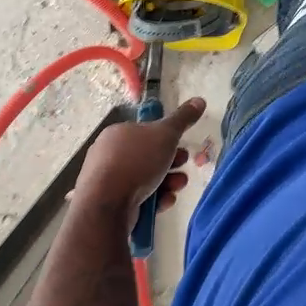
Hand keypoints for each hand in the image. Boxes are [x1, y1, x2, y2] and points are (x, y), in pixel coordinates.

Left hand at [75, 97, 206, 225]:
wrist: (107, 205)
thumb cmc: (137, 161)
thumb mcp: (166, 133)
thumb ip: (183, 118)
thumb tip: (199, 100)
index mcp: (117, 134)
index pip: (146, 132)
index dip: (168, 138)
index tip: (182, 145)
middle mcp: (108, 155)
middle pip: (149, 156)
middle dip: (172, 163)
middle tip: (183, 165)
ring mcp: (106, 181)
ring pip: (145, 178)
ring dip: (168, 182)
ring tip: (177, 187)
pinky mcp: (108, 204)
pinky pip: (137, 197)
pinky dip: (154, 198)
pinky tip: (164, 202)